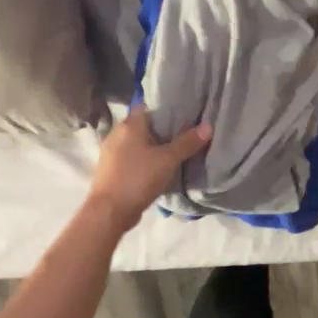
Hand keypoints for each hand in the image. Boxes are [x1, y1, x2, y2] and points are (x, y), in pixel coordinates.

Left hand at [87, 109, 211, 227]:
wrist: (109, 211)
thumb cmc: (138, 178)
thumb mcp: (168, 160)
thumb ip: (187, 142)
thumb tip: (208, 125)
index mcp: (129, 124)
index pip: (148, 106)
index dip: (166, 108)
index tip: (184, 114)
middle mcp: (117, 133)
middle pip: (144, 124)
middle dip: (162, 129)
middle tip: (185, 133)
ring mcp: (111, 152)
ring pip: (137, 142)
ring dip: (153, 146)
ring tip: (174, 151)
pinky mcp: (111, 169)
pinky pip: (132, 157)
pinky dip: (144, 159)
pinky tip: (157, 167)